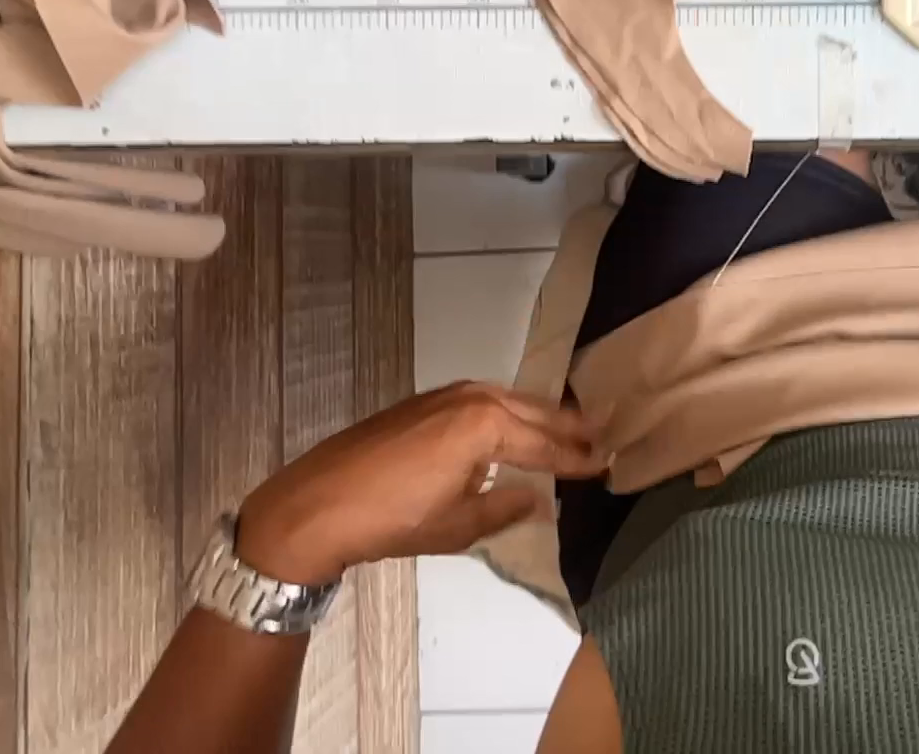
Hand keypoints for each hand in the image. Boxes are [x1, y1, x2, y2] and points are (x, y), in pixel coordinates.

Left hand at [235, 382, 605, 584]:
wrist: (314, 504)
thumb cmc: (392, 519)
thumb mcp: (457, 526)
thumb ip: (507, 509)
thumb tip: (544, 502)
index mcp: (487, 426)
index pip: (545, 445)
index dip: (576, 460)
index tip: (604, 465)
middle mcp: (474, 398)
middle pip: (534, 412)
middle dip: (568, 427)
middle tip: (600, 435)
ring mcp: (448, 393)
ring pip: (510, 400)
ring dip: (540, 414)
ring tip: (567, 425)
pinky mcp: (427, 399)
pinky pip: (484, 398)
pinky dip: (509, 410)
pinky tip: (512, 424)